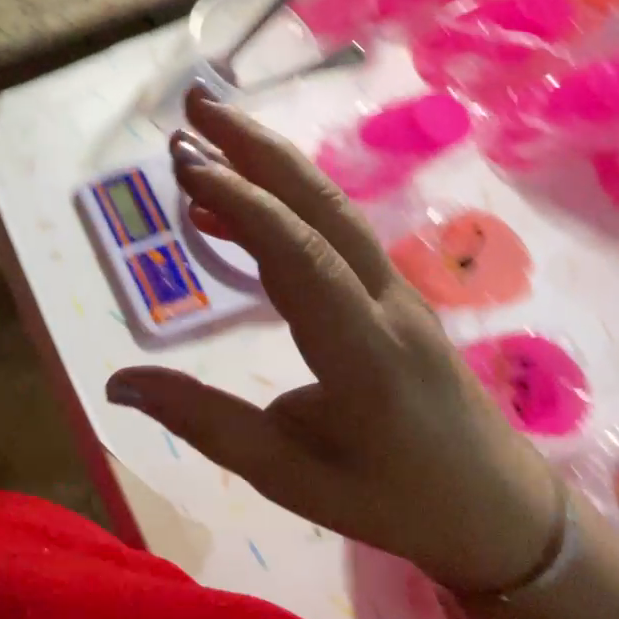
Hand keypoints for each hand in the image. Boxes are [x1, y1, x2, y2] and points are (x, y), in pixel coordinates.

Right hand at [106, 87, 562, 593]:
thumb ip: (203, 424)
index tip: (184, 164)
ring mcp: (392, 290)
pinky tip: (219, 210)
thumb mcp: (289, 477)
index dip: (242, 205)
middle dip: (255, 147)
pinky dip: (272, 205)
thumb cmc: (394, 497)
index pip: (302, 257)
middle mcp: (384, 302)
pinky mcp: (385, 290)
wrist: (502, 513)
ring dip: (264, 162)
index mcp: (364, 351)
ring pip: (327, 208)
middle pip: (322, 205)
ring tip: (199, 133)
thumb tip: (116, 383)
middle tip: (193, 105)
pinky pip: (326, 231)